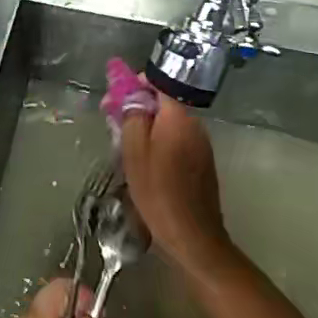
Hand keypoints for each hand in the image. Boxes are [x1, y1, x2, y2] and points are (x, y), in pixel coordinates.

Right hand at [121, 97, 233, 274]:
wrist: (192, 235)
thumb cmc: (158, 192)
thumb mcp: (134, 153)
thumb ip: (133, 117)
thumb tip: (132, 94)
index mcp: (178, 117)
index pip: (160, 82)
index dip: (137, 84)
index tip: (116, 98)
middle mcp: (195, 124)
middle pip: (165, 102)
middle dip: (140, 107)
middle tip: (115, 124)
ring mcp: (202, 143)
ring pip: (170, 122)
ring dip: (149, 127)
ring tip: (127, 146)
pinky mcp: (203, 161)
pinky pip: (178, 139)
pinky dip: (161, 142)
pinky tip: (147, 163)